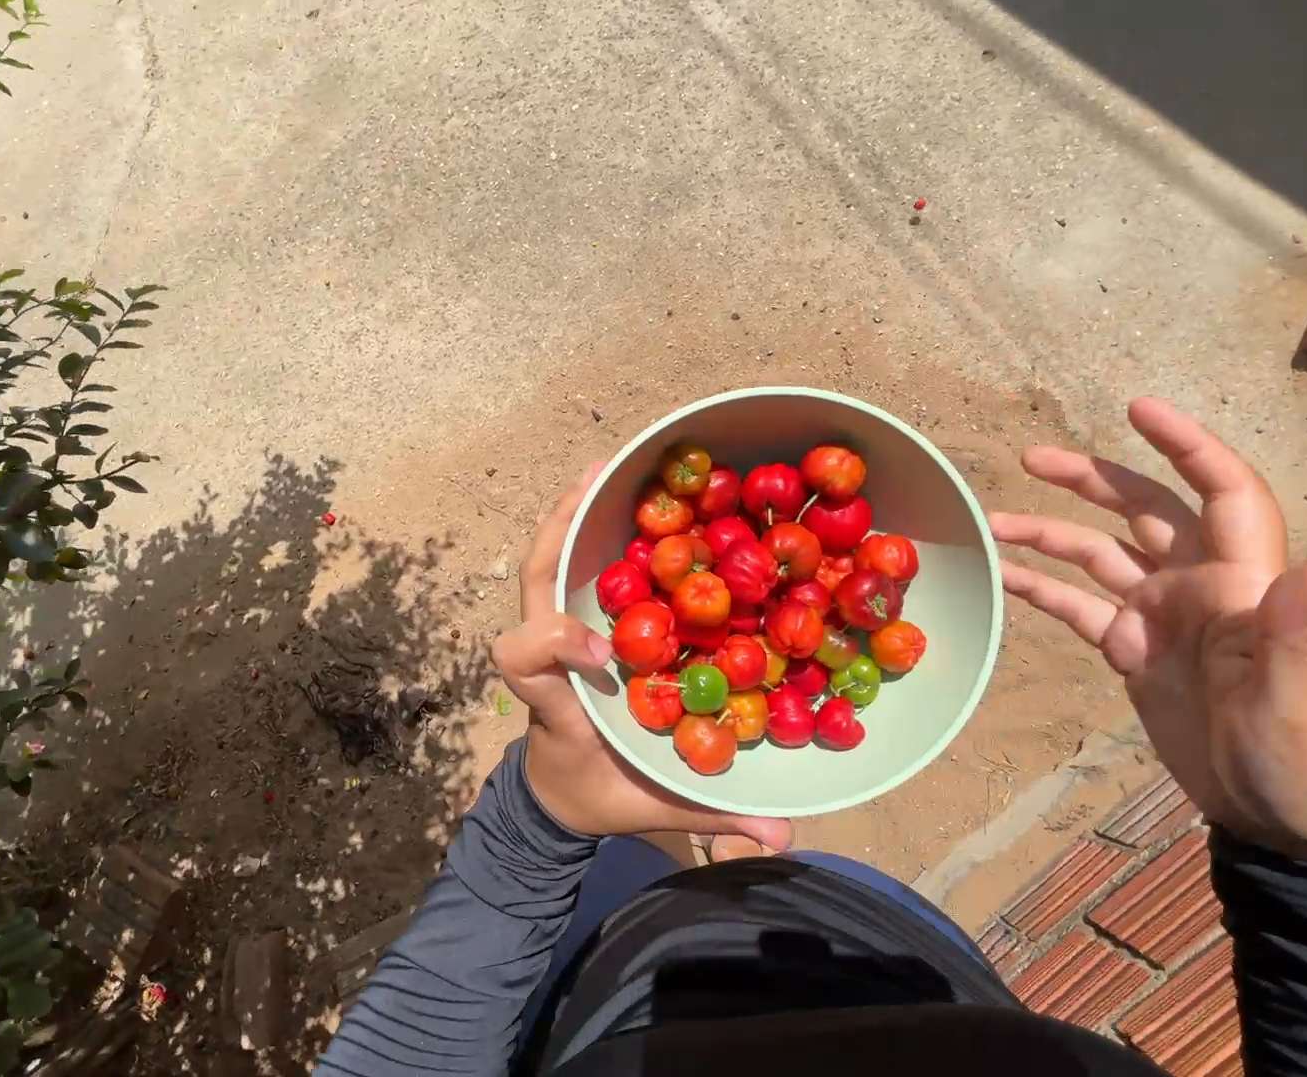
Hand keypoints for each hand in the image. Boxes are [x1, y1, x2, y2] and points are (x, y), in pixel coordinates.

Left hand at [491, 464, 791, 850]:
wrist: (560, 790)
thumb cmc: (598, 790)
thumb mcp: (647, 806)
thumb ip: (707, 816)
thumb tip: (782, 835)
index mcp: (558, 702)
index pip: (524, 660)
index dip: (553, 645)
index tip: (602, 658)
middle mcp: (550, 661)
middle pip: (533, 586)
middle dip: (558, 536)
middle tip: (596, 483)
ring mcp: (556, 635)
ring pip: (547, 565)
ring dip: (571, 516)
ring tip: (606, 470)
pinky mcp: (572, 624)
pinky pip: (569, 570)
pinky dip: (584, 532)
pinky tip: (619, 502)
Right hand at [990, 399, 1306, 867]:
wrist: (1281, 820)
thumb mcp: (1306, 693)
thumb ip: (1306, 625)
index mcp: (1244, 583)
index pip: (1221, 494)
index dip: (1186, 447)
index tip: (1137, 410)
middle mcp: (1198, 587)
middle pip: (1141, 512)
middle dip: (1090, 479)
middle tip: (1030, 458)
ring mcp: (1161, 618)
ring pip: (1096, 557)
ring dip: (1047, 536)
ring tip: (993, 524)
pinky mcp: (1132, 651)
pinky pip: (1077, 608)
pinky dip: (1040, 590)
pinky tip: (1003, 578)